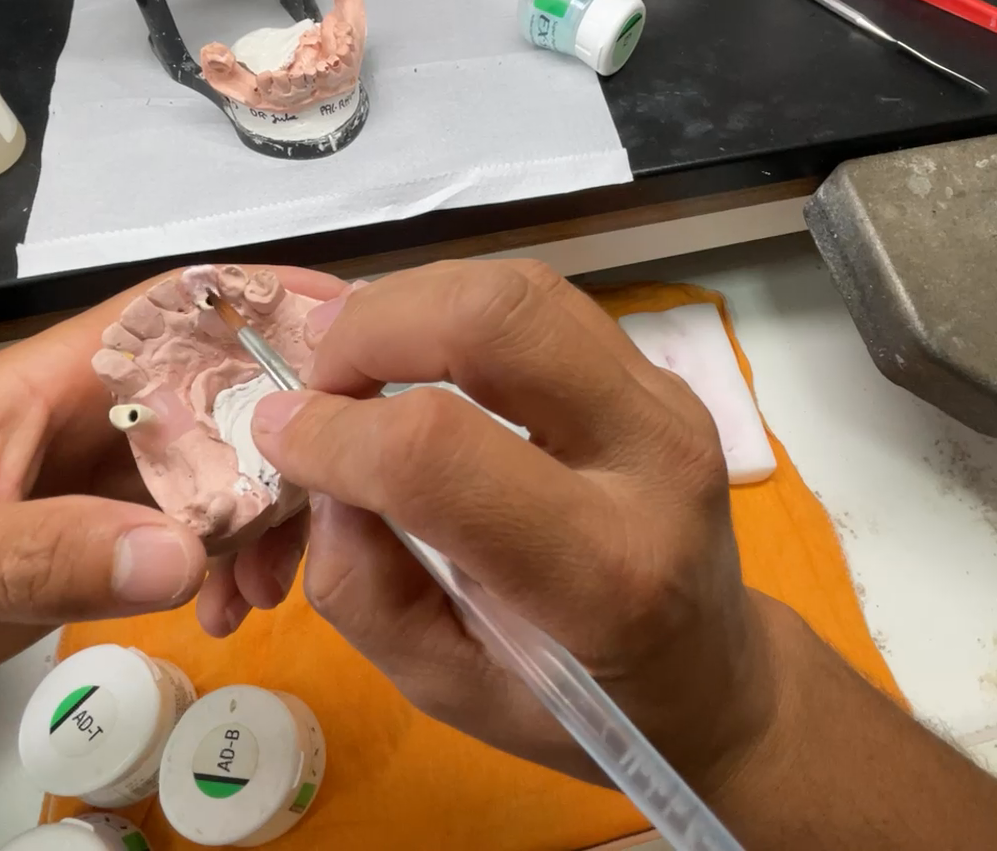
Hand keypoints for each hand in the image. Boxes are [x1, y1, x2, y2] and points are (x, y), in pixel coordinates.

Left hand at [0, 267, 344, 711]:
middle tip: (329, 503)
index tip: (344, 324)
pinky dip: (228, 571)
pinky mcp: (111, 539)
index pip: (174, 313)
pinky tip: (227, 614)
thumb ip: (41, 552)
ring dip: (264, 522)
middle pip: (225, 400)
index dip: (260, 301)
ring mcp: (111, 481)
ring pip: (225, 474)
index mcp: (57, 380)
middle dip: (285, 443)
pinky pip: (199, 540)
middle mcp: (101, 418)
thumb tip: (182, 557)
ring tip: (265, 590)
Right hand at [242, 260, 777, 788]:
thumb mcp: (453, 690)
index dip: (338, 433)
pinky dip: (457, 304)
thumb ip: (366, 590)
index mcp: (603, 571)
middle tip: (320, 376)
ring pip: (522, 290)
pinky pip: (542, 301)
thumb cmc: (585, 708)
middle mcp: (651, 457)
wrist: (714, 671)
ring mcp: (665, 398)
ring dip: (413, 301)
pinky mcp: (658, 373)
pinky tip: (421, 345)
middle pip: (498, 320)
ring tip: (355, 352)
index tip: (282, 436)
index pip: (443, 453)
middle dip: (375, 328)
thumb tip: (322, 469)